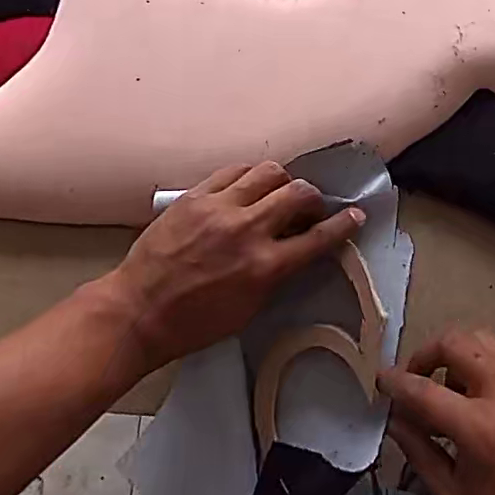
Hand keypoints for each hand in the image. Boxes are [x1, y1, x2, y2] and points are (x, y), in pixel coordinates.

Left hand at [102, 162, 363, 372]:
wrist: (139, 310)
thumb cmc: (196, 322)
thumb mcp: (250, 308)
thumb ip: (277, 274)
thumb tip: (295, 250)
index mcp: (266, 267)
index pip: (318, 238)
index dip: (344, 224)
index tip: (355, 215)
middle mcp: (248, 230)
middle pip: (298, 194)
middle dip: (313, 198)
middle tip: (308, 208)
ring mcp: (219, 208)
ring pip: (268, 172)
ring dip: (282, 181)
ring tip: (276, 193)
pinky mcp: (194, 196)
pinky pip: (232, 171)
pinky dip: (248, 177)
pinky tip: (246, 187)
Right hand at [381, 329, 494, 494]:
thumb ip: (419, 451)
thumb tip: (394, 417)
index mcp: (483, 431)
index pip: (423, 389)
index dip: (395, 382)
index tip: (382, 380)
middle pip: (456, 343)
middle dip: (426, 354)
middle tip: (417, 377)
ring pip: (484, 341)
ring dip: (458, 358)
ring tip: (453, 390)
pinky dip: (488, 370)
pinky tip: (488, 401)